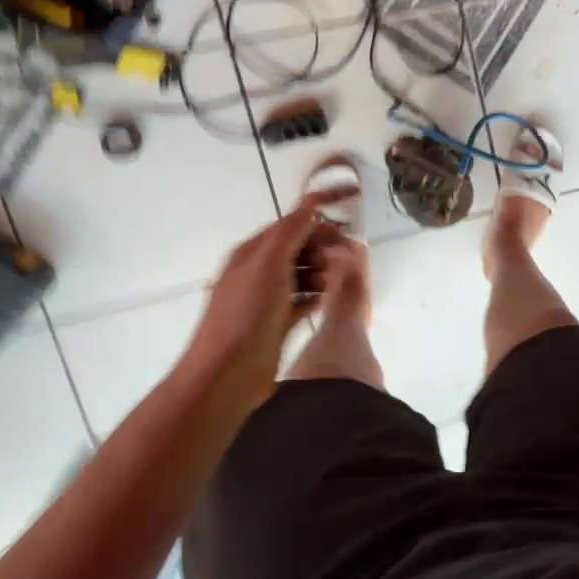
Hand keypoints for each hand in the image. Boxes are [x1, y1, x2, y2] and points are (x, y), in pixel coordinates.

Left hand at [177, 190, 353, 406]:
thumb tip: (311, 203)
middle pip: (298, 247)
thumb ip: (291, 232)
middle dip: (324, 245)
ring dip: (323, 271)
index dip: (319, 213)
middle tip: (350, 251)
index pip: (290, 222)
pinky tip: (331, 300)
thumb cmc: (247, 314)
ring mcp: (266, 299)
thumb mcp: (269, 265)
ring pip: (302, 274)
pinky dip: (317, 296)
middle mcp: (257, 272)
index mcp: (252, 253)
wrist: (227, 374)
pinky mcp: (276, 323)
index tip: (350, 205)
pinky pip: (302, 301)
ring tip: (342, 278)